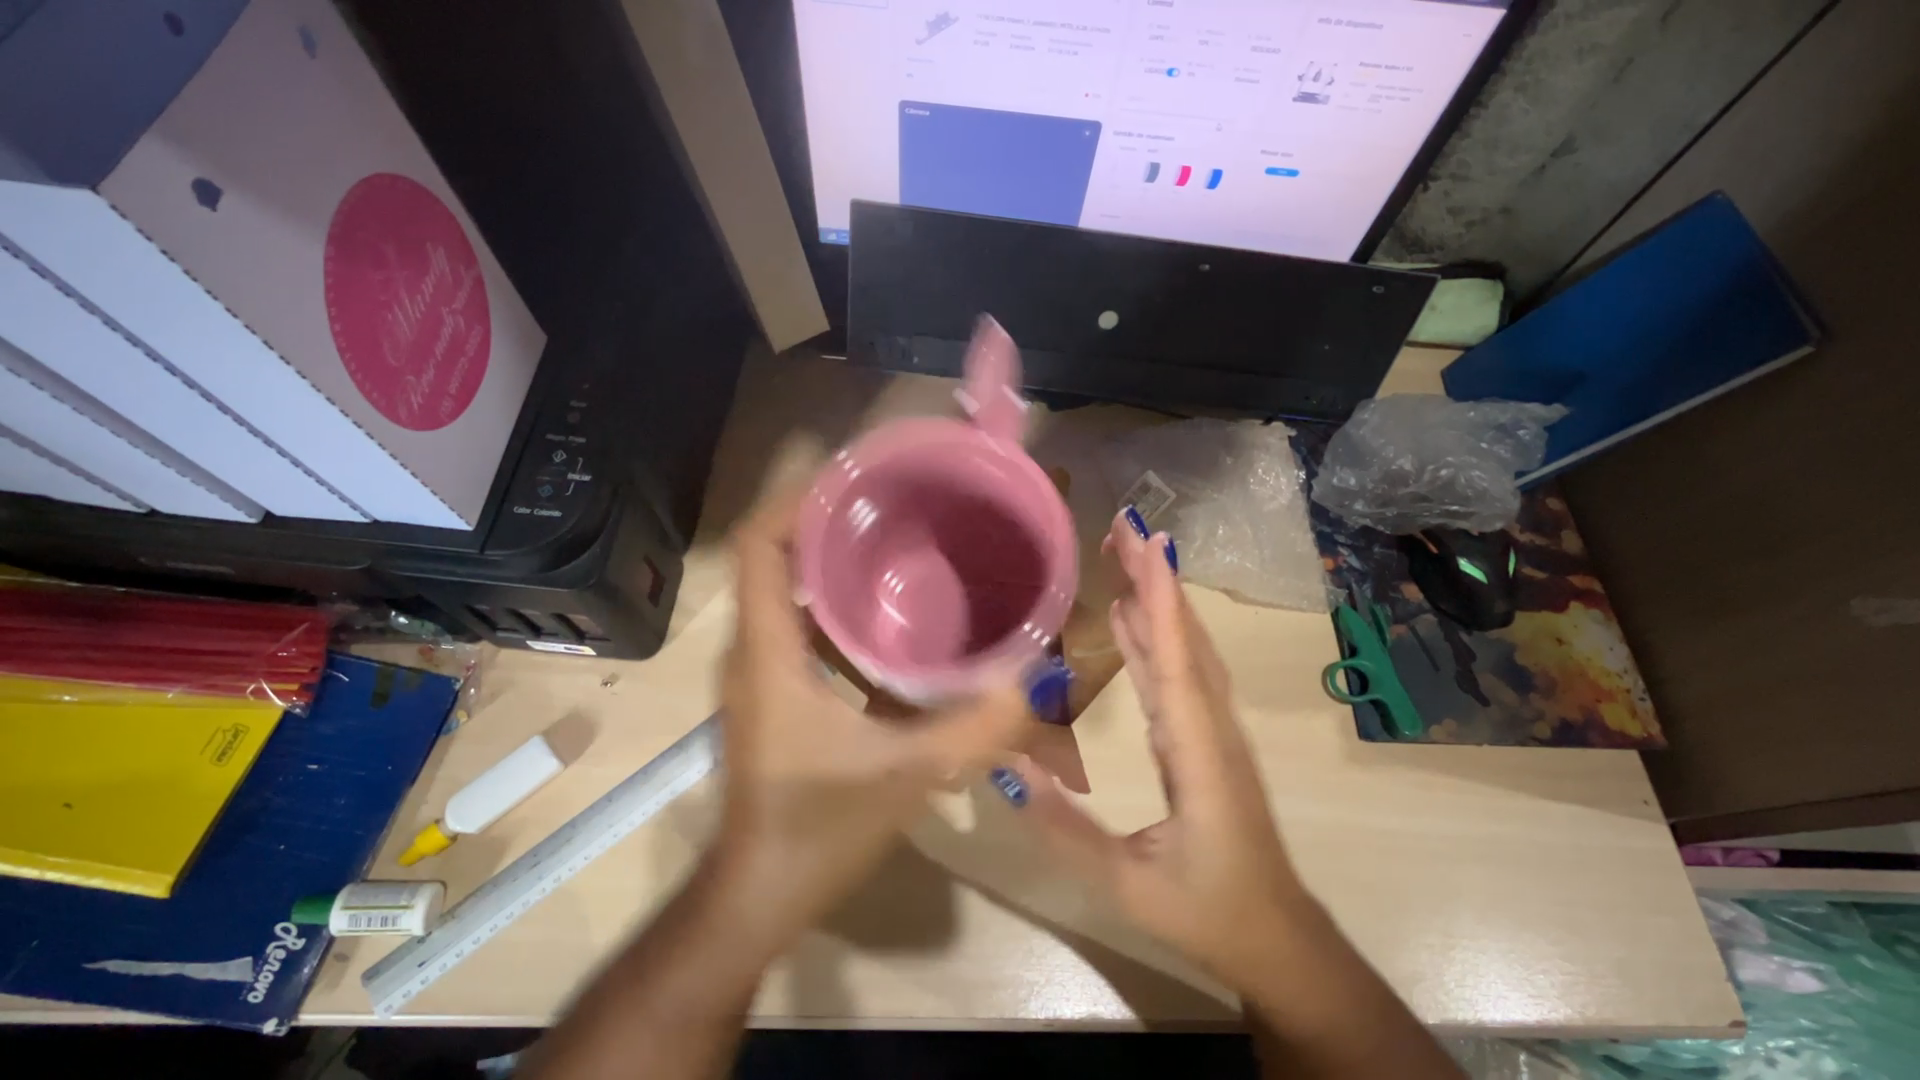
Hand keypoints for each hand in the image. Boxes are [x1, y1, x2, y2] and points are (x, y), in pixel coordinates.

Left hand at [709, 487, 1033, 947]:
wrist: (757, 899)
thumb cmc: (814, 831)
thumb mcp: (905, 777)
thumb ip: (974, 731)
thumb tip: (1033, 682)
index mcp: (769, 652)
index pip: (761, 546)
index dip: (799, 498)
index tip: (858, 475)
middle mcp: (755, 652)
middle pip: (777, 558)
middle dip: (830, 519)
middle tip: (899, 501)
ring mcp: (761, 677)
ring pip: (788, 593)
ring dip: (834, 561)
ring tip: (903, 542)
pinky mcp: (775, 700)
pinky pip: (801, 629)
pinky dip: (839, 607)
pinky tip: (895, 617)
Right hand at [1004, 510, 1313, 992]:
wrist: (1275, 938)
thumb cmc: (1206, 912)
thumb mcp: (1127, 883)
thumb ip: (1064, 829)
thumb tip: (1007, 768)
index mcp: (1200, 757)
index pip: (1177, 666)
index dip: (1160, 603)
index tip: (1148, 546)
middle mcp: (1213, 731)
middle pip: (1186, 642)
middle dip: (1157, 582)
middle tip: (1124, 529)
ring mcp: (1213, 735)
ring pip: (1187, 655)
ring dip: (1159, 603)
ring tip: (1125, 557)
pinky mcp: (1205, 743)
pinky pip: (1180, 678)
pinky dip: (1156, 641)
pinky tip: (1129, 623)